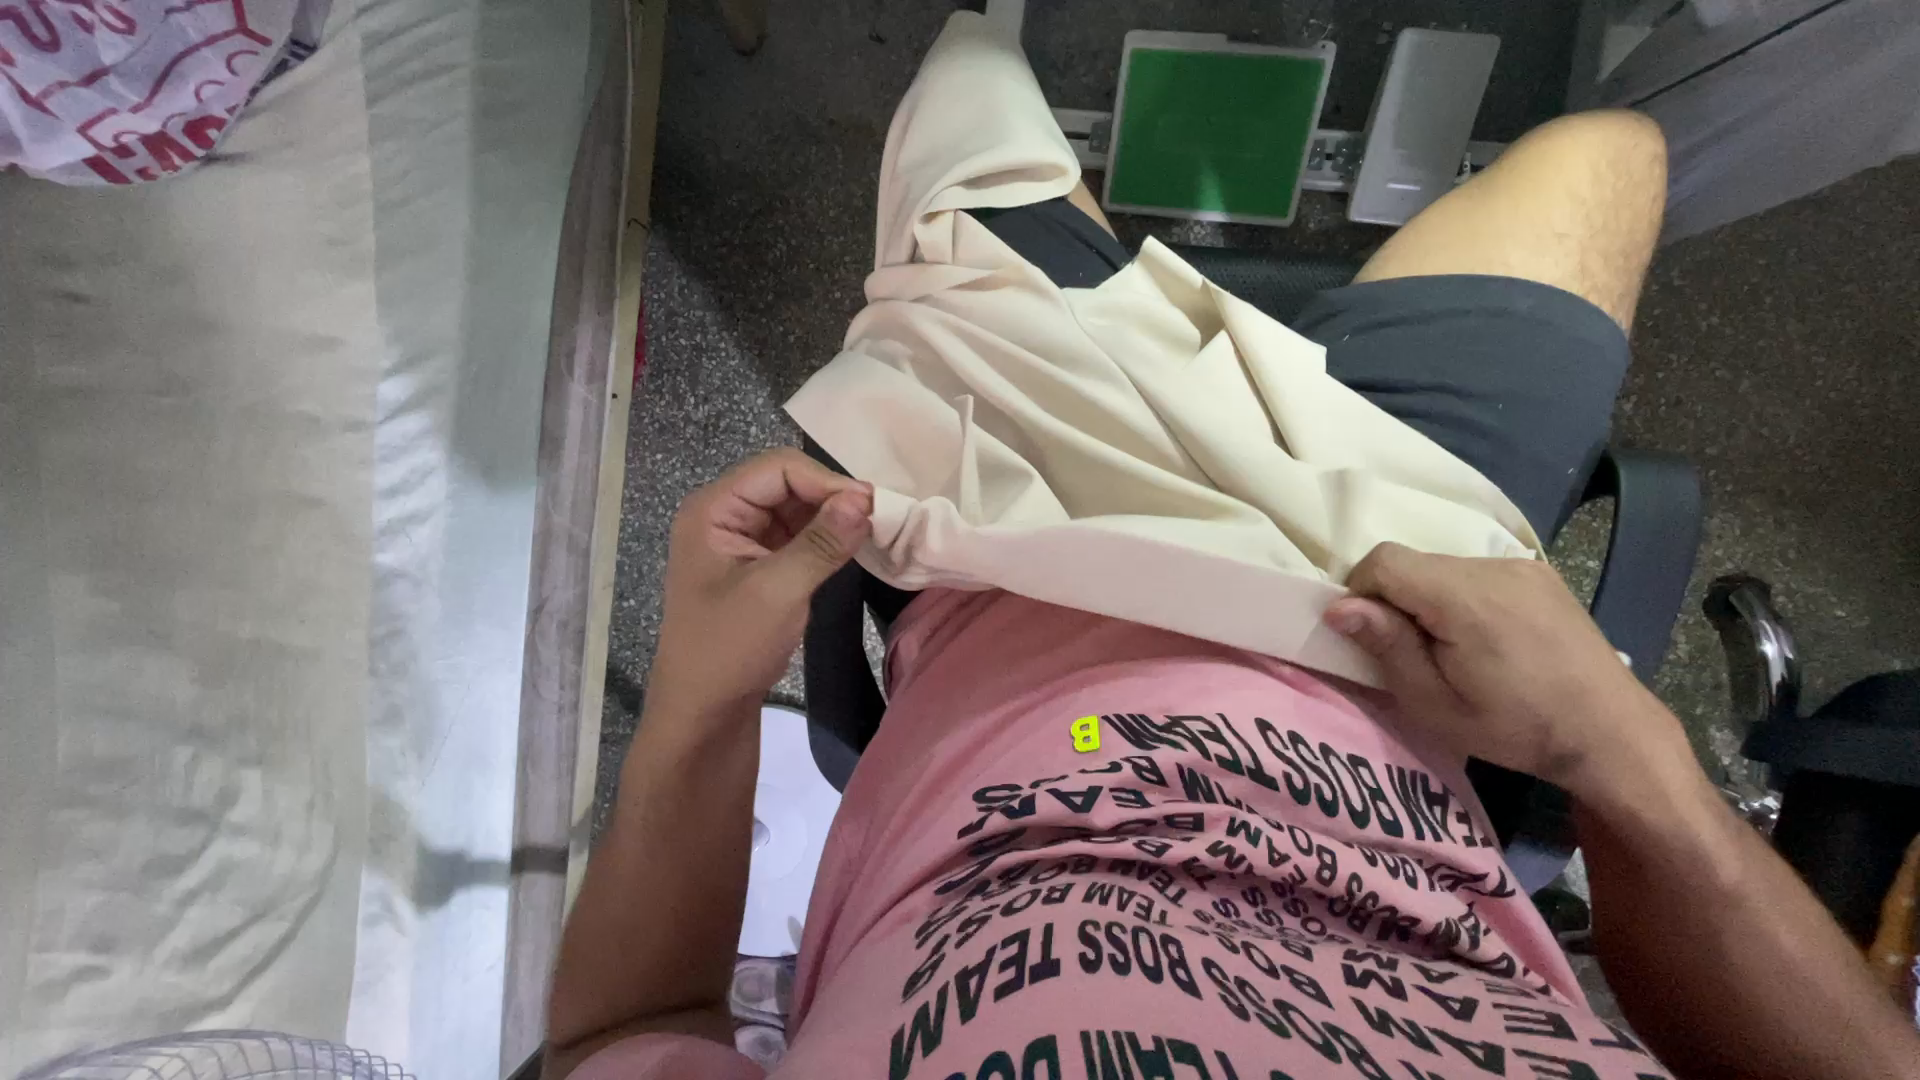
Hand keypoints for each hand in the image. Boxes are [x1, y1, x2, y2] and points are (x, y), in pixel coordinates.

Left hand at [648, 448, 872, 714]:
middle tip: (878, 520)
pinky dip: (825, 539)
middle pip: (788, 483)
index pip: (778, 469)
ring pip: (797, 508)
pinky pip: (797, 535)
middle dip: (832, 497)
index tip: (871, 508)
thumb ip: (821, 543)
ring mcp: (741, 539)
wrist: (704, 709)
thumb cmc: (729, 648)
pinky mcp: (759, 563)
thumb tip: (865, 500)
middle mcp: (724, 514)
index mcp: (713, 509)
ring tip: (872, 533)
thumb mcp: (778, 592)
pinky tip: (852, 548)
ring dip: (832, 518)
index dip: (826, 481)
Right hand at [1323, 542, 1685, 794]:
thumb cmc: (1515, 729)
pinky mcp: (1537, 573)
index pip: (1383, 561)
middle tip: (1409, 651)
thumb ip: (1387, 647)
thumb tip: (1338, 607)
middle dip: (1392, 599)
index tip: (1371, 636)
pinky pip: (1471, 572)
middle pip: (1410, 562)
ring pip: (1438, 566)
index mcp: (1468, 599)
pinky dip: (1455, 596)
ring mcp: (1521, 566)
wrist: (1612, 734)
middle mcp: (1495, 568)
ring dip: (1423, 597)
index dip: (1361, 593)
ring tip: (1446, 646)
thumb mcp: (1434, 704)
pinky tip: (1479, 636)